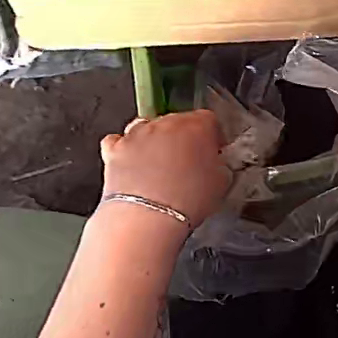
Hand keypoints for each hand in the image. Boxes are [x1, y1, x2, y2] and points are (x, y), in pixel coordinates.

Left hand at [99, 110, 230, 226]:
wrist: (148, 218)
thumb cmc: (188, 199)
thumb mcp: (222, 182)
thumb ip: (220, 164)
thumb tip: (216, 165)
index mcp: (198, 126)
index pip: (209, 120)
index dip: (212, 136)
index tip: (213, 150)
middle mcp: (167, 123)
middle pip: (177, 121)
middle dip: (183, 138)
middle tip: (188, 162)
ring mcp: (138, 134)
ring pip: (147, 126)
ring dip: (154, 140)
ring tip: (159, 164)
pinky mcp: (115, 149)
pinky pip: (118, 141)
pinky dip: (124, 148)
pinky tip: (132, 163)